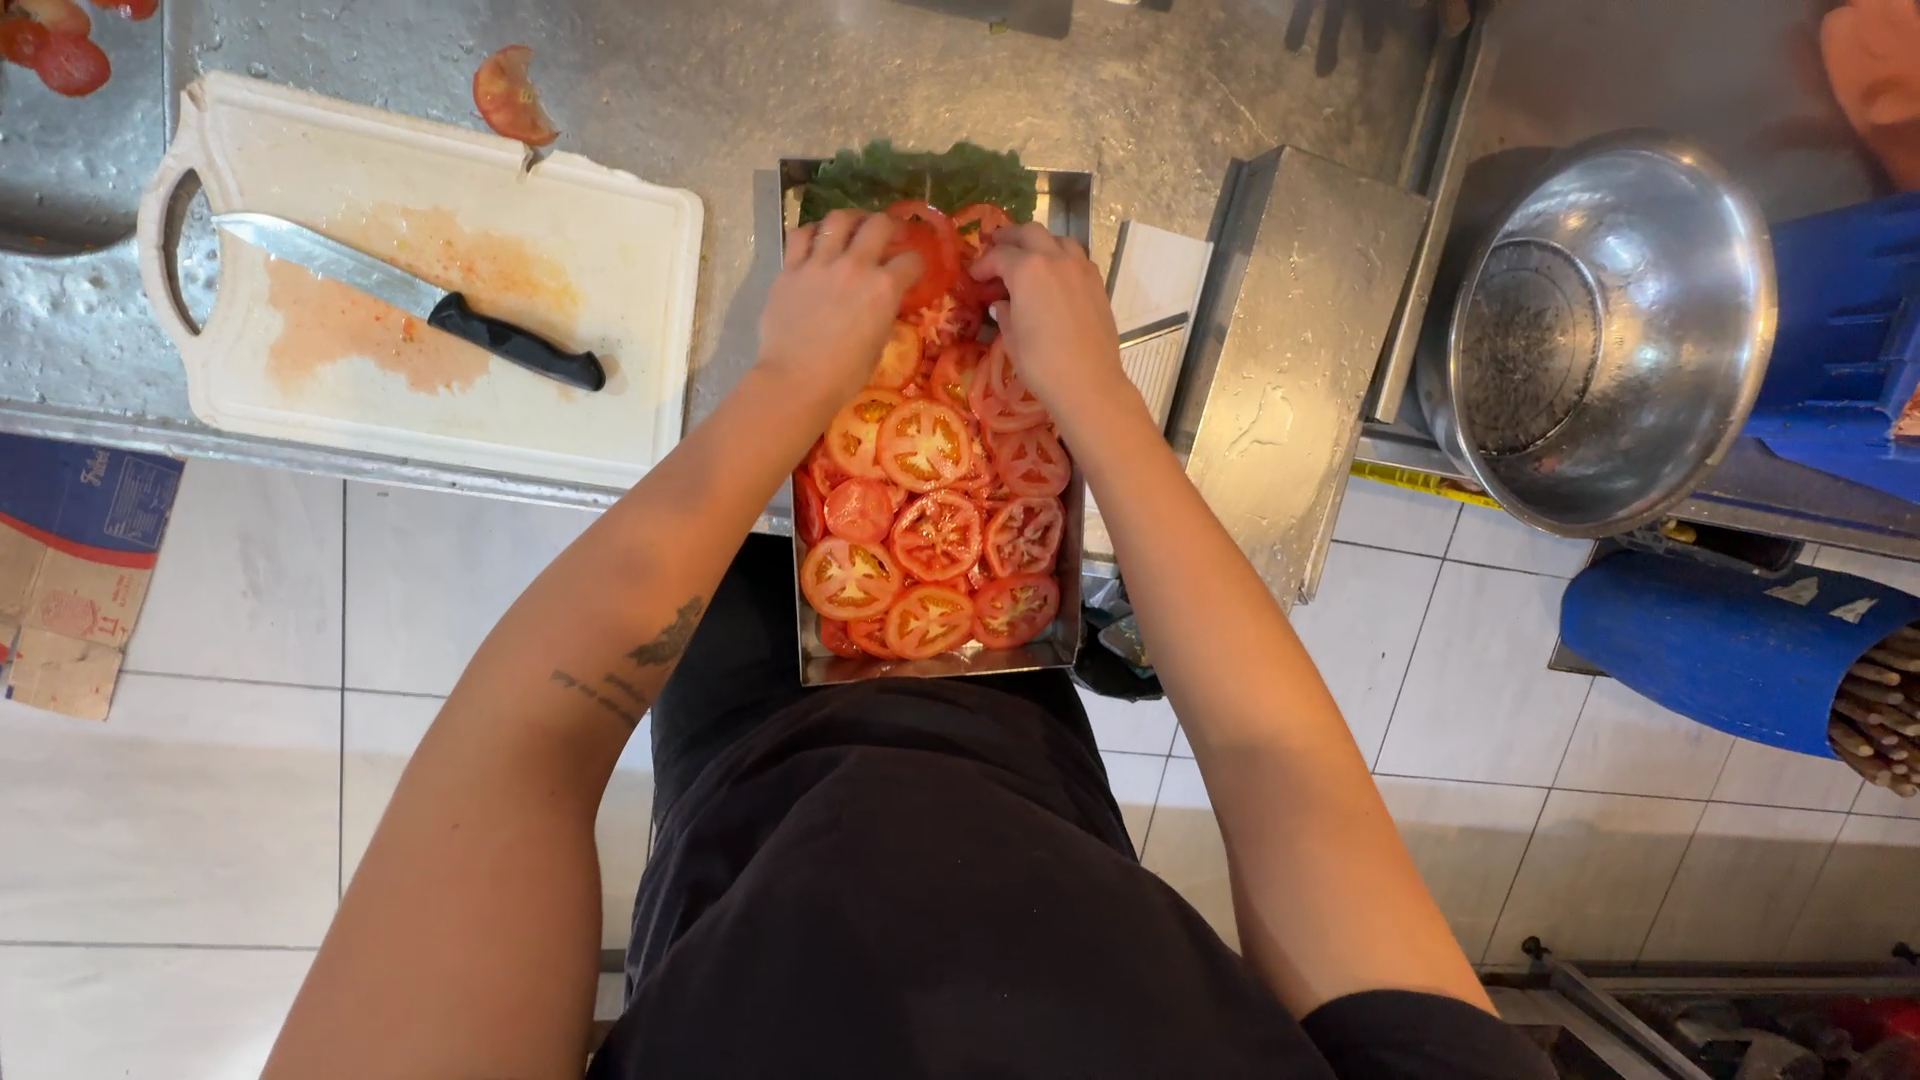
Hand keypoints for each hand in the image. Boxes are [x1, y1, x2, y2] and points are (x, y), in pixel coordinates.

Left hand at [757, 209, 921, 408]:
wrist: (796, 380)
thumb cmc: (844, 375)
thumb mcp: (878, 345)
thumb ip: (883, 315)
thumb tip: (881, 304)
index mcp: (884, 289)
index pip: (911, 261)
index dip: (917, 264)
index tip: (914, 269)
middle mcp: (855, 266)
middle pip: (878, 224)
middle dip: (890, 226)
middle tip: (890, 234)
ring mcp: (819, 263)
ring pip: (839, 219)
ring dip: (851, 219)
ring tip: (852, 228)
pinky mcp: (790, 269)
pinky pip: (800, 235)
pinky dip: (812, 232)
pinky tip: (816, 240)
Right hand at [969, 223, 1130, 421]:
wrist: (1088, 383)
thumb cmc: (1041, 364)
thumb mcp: (1013, 339)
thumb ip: (1005, 313)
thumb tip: (1001, 303)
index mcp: (1028, 270)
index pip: (999, 256)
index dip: (983, 264)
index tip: (974, 276)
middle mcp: (1055, 259)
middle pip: (1030, 233)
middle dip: (1010, 238)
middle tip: (996, 249)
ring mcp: (1081, 268)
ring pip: (1058, 239)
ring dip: (1040, 243)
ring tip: (1029, 258)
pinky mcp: (1097, 283)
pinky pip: (1077, 258)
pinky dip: (1061, 258)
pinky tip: (1055, 277)